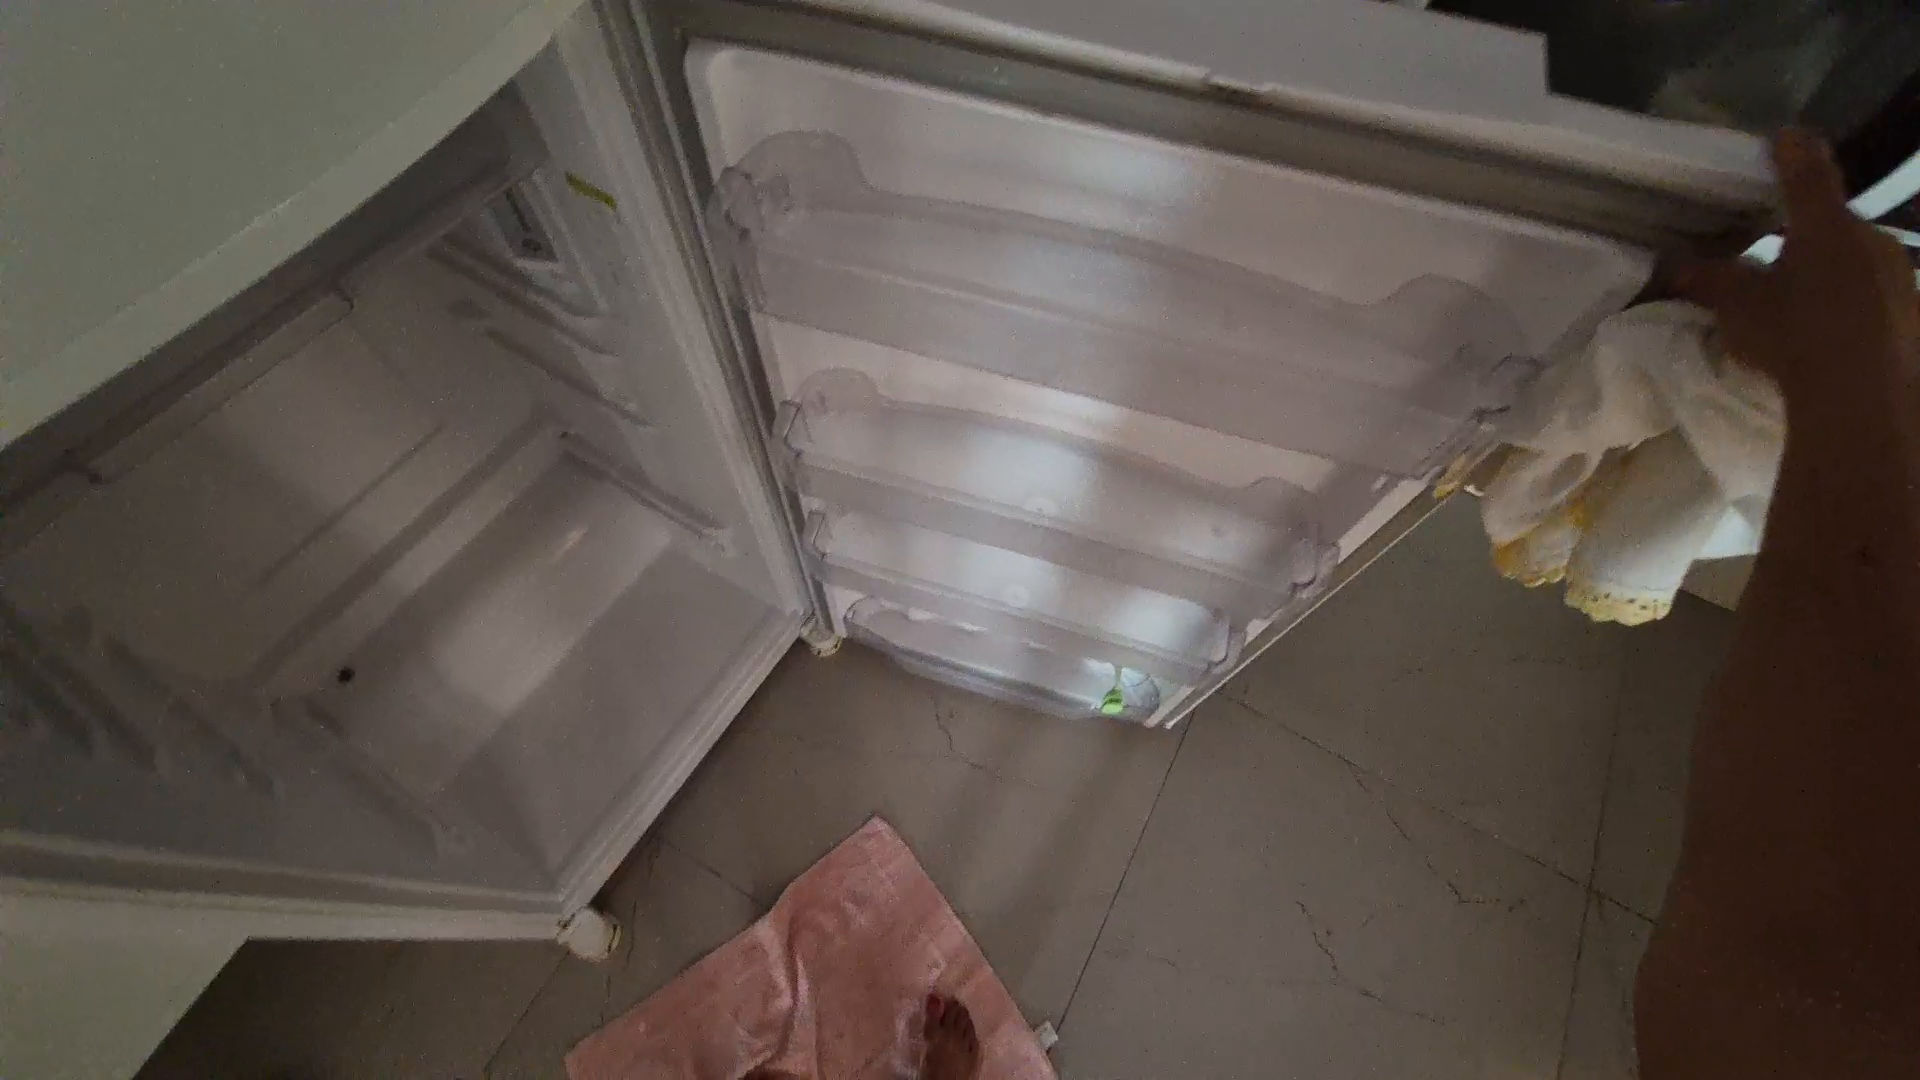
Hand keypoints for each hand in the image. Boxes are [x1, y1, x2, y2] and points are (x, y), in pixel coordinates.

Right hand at [1674, 130, 1917, 399]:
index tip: (1785, 134)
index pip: (1807, 180)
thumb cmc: (1793, 332)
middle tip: (1769, 252)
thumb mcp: (1734, 305)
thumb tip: (1675, 265)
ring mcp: (1899, 271)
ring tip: (1790, 299)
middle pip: (1831, 226)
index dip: (1793, 156)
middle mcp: (1872, 239)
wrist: (1863, 384)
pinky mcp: (1909, 304)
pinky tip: (1820, 323)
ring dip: (1822, 270)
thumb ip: (1707, 279)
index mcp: (1827, 230)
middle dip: (1802, 235)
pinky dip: (1841, 297)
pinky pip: (1866, 289)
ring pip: (1851, 258)